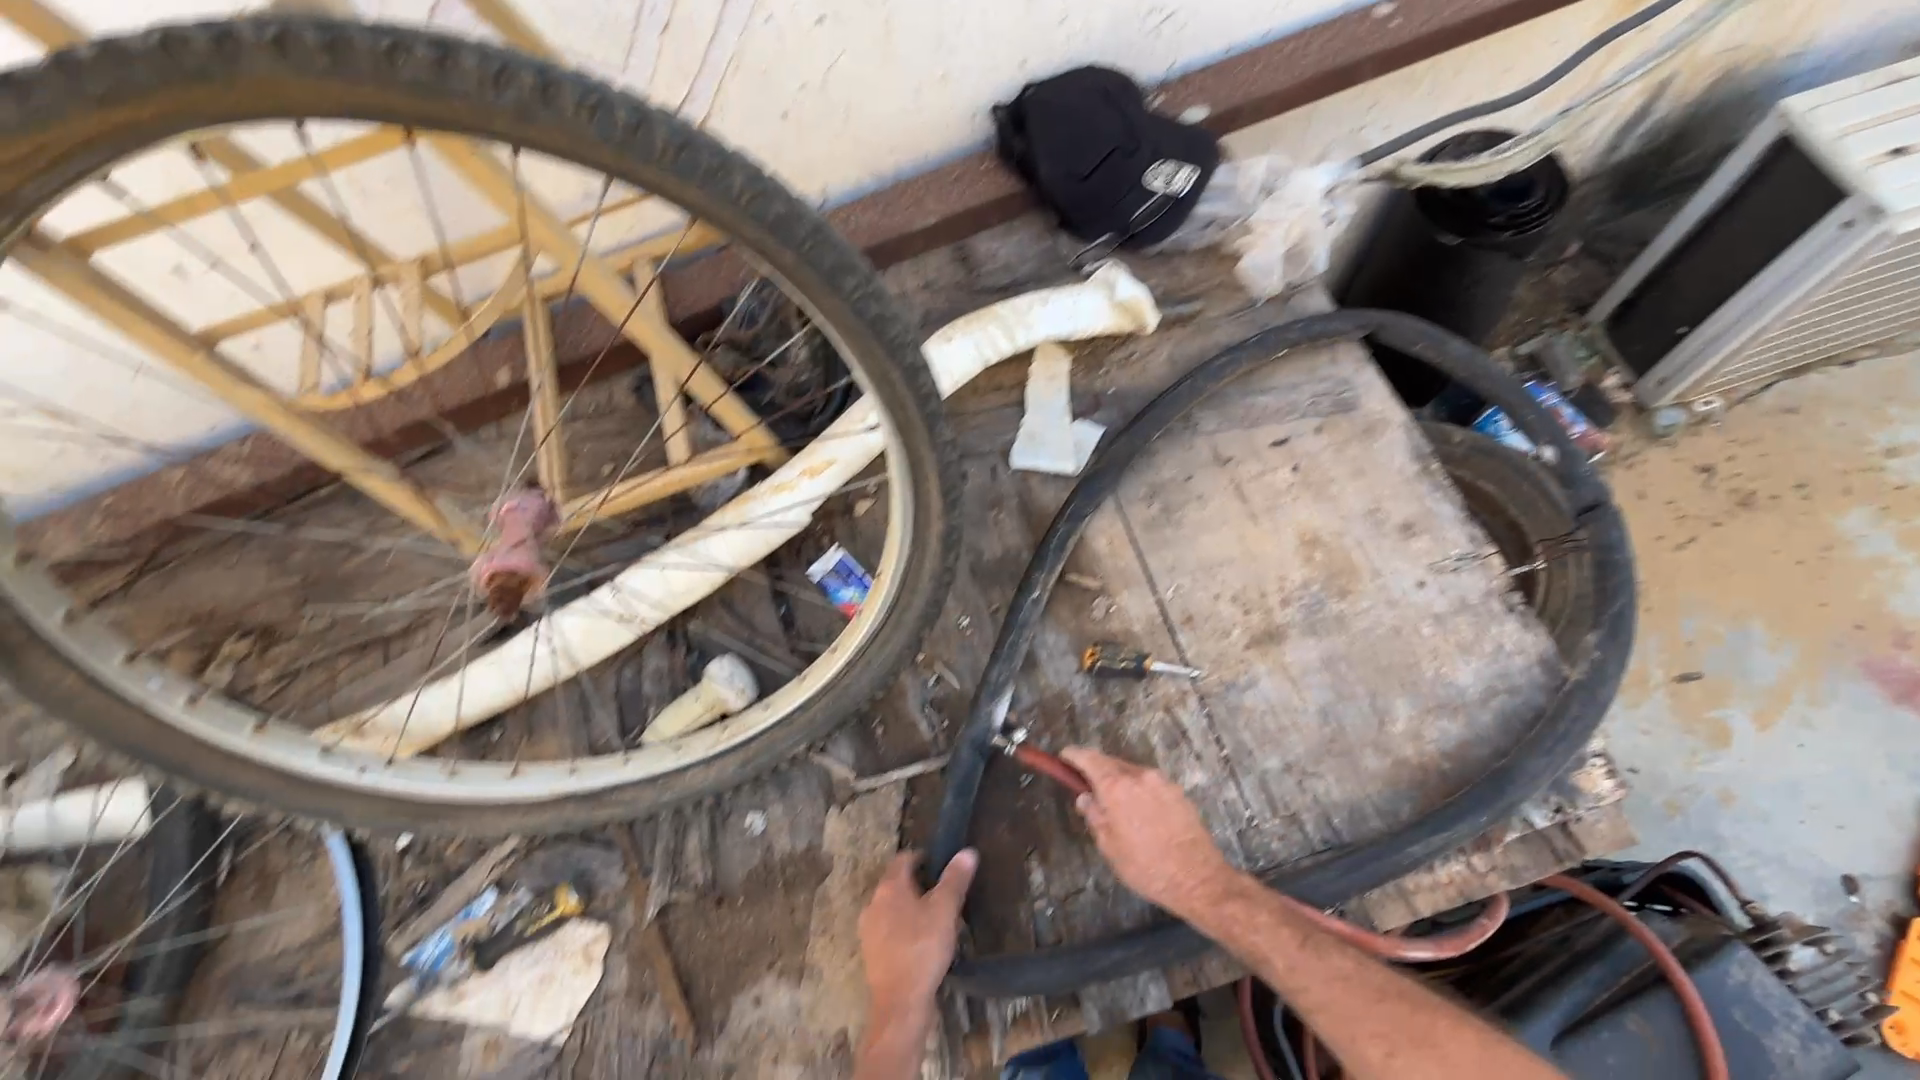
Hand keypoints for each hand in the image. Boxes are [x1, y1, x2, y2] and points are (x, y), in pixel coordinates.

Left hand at [858, 849, 977, 1021]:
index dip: (921, 857)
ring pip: (891, 907)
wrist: (900, 1003)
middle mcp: (873, 904)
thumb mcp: (945, 910)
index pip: (902, 859)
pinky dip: (903, 928)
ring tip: (934, 917)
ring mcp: (869, 930)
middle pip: (895, 883)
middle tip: (942, 891)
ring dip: (910, 907)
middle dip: (917, 883)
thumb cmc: (923, 949)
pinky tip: (920, 942)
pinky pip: (888, 930)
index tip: (940, 864)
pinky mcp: (872, 953)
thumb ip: (955, 880)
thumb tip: (967, 852)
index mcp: (889, 887)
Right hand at [1062, 746, 1236, 916]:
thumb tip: (1086, 798)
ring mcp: (1162, 782)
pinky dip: (1139, 790)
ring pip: (1133, 773)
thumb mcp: (1109, 846)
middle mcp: (1140, 776)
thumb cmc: (1146, 867)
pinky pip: (1151, 783)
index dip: (1074, 755)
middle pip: (1112, 763)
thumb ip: (1095, 816)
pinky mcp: (1179, 792)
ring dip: (1120, 781)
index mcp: (1117, 787)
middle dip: (1097, 769)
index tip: (1064, 756)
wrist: (1198, 878)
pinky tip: (1140, 812)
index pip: (1089, 759)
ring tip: (1116, 804)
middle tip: (1087, 785)